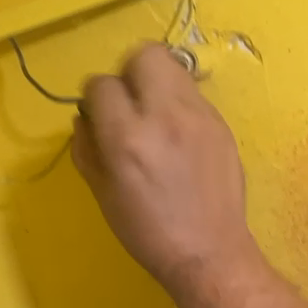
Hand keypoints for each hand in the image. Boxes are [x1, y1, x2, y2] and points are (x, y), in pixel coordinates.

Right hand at [73, 44, 263, 291]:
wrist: (209, 252)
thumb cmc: (148, 232)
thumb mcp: (103, 195)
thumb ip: (87, 148)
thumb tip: (85, 118)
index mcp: (127, 137)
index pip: (101, 84)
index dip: (95, 99)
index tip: (100, 117)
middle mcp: (164, 116)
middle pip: (144, 55)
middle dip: (130, 73)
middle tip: (130, 104)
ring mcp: (199, 117)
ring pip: (174, 68)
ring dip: (158, 84)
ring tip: (157, 117)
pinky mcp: (222, 124)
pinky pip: (194, 95)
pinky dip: (181, 106)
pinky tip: (181, 137)